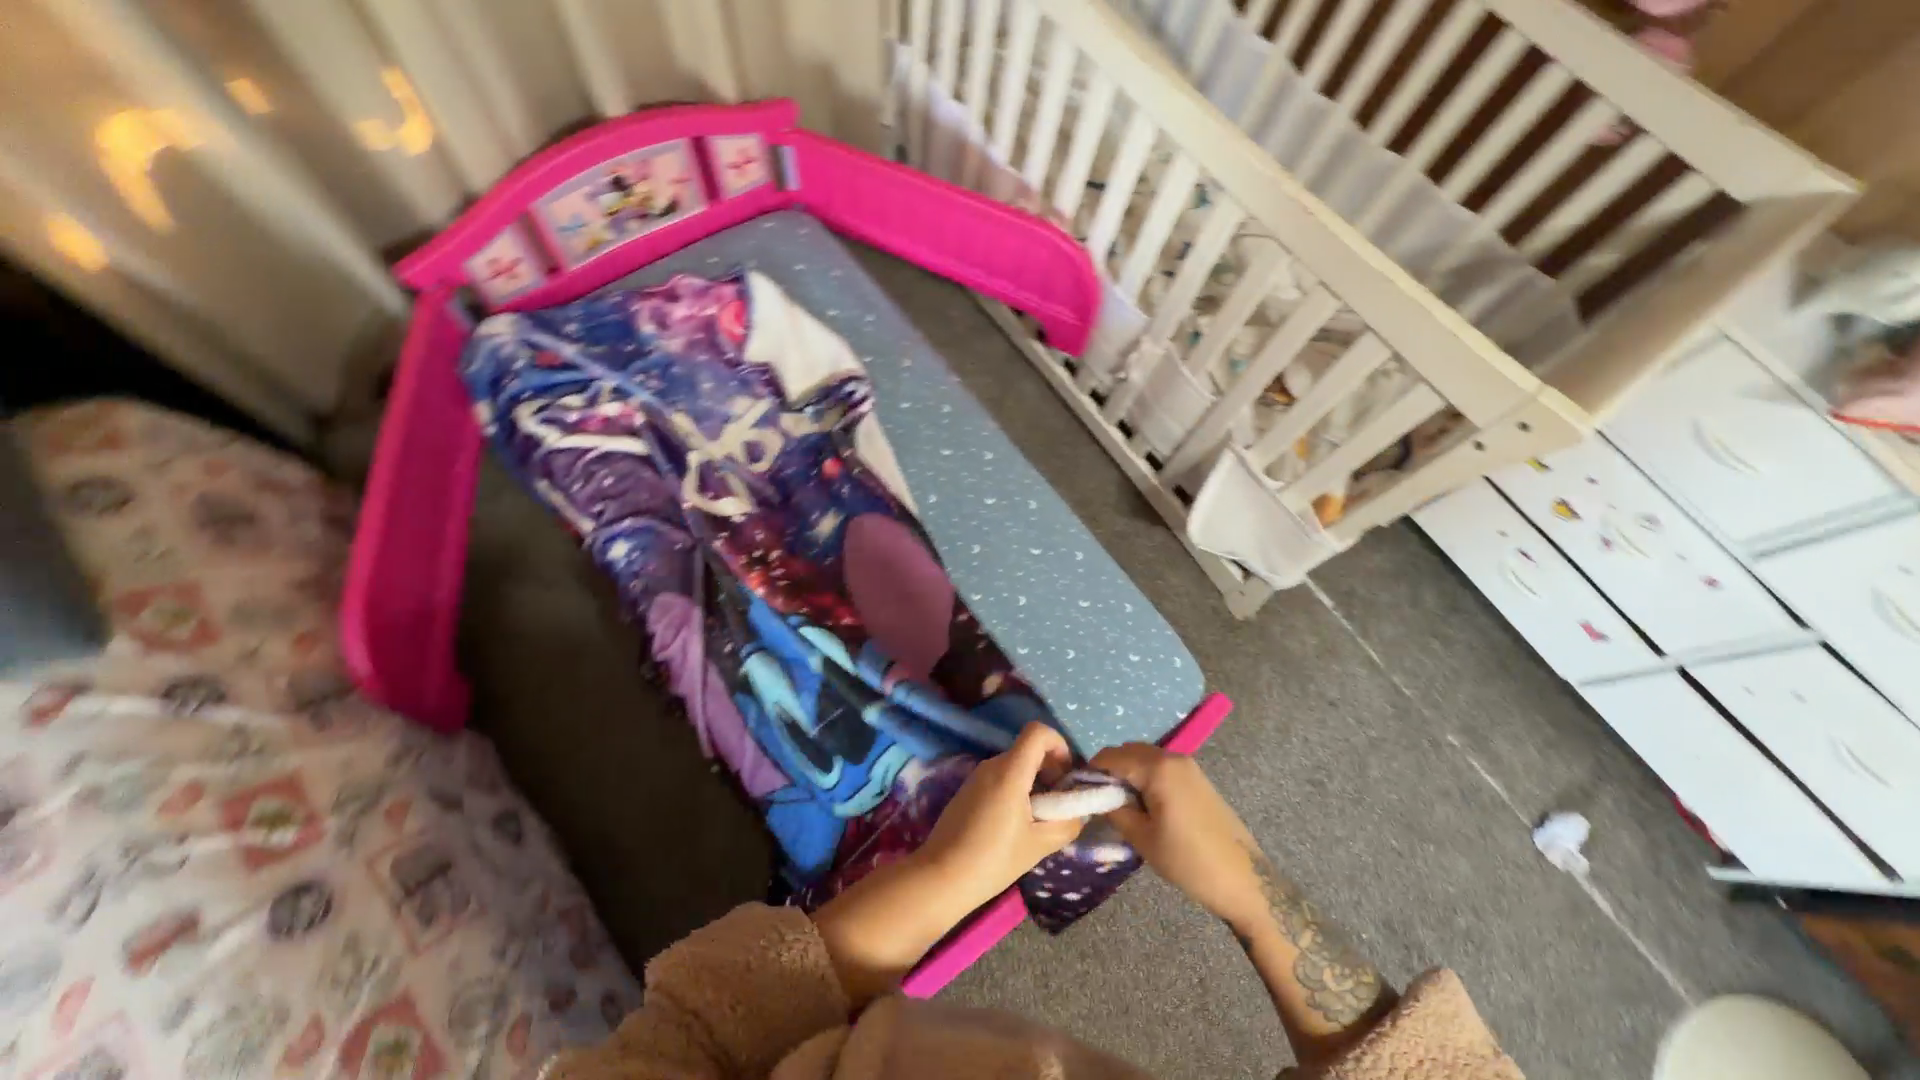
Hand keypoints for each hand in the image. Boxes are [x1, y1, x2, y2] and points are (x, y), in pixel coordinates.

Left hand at [920, 722, 1086, 911]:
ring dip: (1033, 783)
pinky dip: (1015, 791)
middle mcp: (991, 765)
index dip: (1059, 745)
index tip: (1066, 776)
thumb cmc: (993, 859)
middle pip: (1028, 750)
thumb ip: (1066, 823)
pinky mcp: (966, 791)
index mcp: (1010, 772)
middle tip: (1059, 804)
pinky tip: (1015, 825)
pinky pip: (998, 779)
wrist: (941, 877)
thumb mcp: (1040, 845)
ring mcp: (975, 777)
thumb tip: (1078, 812)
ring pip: (1014, 766)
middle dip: (1050, 770)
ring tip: (1039, 820)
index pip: (1037, 732)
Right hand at [1089, 742, 1267, 929]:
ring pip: (1144, 758)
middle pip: (1127, 751)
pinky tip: (1142, 806)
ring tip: (1118, 806)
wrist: (1243, 880)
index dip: (1090, 772)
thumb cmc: (1188, 861)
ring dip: (1127, 774)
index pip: (1110, 756)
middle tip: (1096, 801)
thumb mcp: (1142, 838)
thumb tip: (1093, 796)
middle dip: (1108, 770)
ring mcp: (1189, 766)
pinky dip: (1145, 778)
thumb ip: (1114, 810)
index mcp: (1158, 768)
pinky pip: (1161, 767)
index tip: (1078, 794)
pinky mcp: (1197, 779)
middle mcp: (1173, 757)